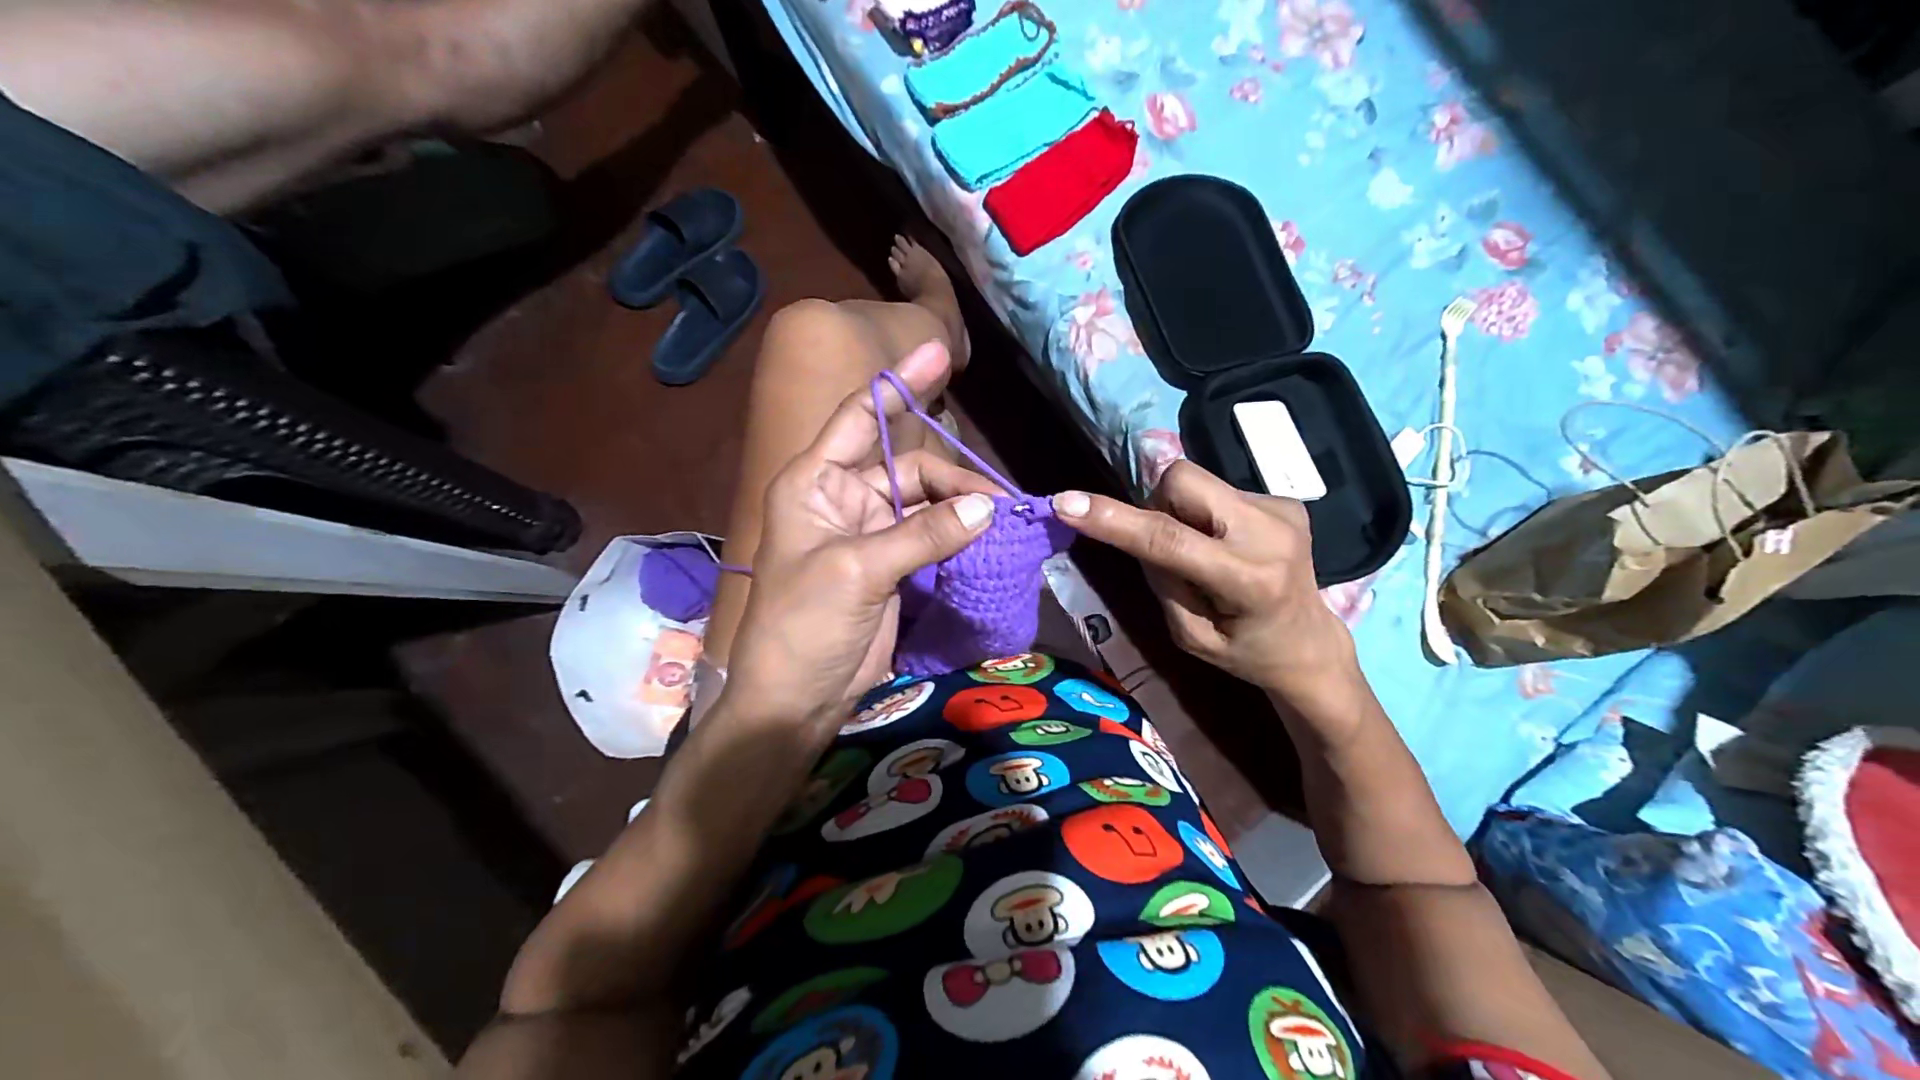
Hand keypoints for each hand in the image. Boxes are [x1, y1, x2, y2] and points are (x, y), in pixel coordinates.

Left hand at [723, 342, 1000, 732]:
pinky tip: (988, 535)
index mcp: (814, 482)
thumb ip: (924, 534)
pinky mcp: (891, 564)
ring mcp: (869, 532)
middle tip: (998, 499)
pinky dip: (958, 533)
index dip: (900, 385)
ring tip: (1000, 520)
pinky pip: (931, 535)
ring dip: (961, 507)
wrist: (798, 698)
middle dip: (952, 475)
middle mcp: (841, 497)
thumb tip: (987, 507)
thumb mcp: (859, 571)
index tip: (940, 350)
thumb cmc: (805, 624)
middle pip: (907, 466)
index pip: (858, 417)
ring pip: (926, 501)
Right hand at [1050, 460, 1355, 700]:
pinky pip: (1217, 489)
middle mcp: (1270, 532)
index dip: (1114, 519)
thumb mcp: (1189, 634)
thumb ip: (1161, 578)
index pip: (1167, 538)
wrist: (1309, 642)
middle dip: (1157, 505)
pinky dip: (1205, 514)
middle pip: (1181, 480)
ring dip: (1182, 512)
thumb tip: (1135, 526)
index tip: (1067, 503)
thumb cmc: (1243, 651)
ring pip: (1196, 481)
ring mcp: (1282, 508)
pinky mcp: (1285, 499)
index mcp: (1248, 579)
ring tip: (1204, 551)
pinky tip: (1226, 544)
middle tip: (1167, 545)